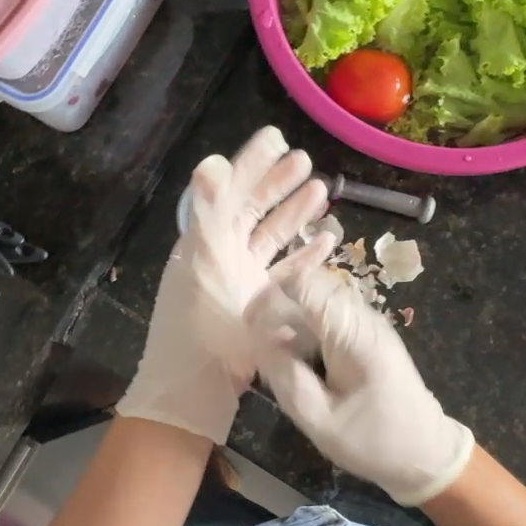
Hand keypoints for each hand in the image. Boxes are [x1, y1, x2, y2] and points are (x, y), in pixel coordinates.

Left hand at [116, 127, 333, 443]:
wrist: (197, 388)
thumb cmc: (201, 323)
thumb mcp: (205, 262)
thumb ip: (209, 210)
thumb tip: (211, 161)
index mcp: (206, 243)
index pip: (230, 191)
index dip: (251, 163)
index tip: (276, 137)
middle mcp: (223, 257)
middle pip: (253, 210)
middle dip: (278, 184)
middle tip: (306, 161)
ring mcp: (243, 283)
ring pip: (273, 239)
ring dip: (296, 215)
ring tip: (323, 192)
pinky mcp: (261, 308)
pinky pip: (287, 274)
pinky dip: (306, 257)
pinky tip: (327, 242)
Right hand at [248, 263, 473, 505]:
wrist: (425, 452)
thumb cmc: (373, 440)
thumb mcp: (318, 419)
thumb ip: (284, 376)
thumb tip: (258, 341)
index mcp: (353, 333)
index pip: (304, 283)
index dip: (269, 298)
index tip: (250, 329)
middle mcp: (362, 317)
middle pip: (310, 283)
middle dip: (275, 305)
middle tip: (256, 340)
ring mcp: (368, 322)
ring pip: (318, 297)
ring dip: (289, 316)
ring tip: (273, 351)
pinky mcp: (367, 334)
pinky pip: (329, 314)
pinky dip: (305, 327)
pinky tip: (295, 356)